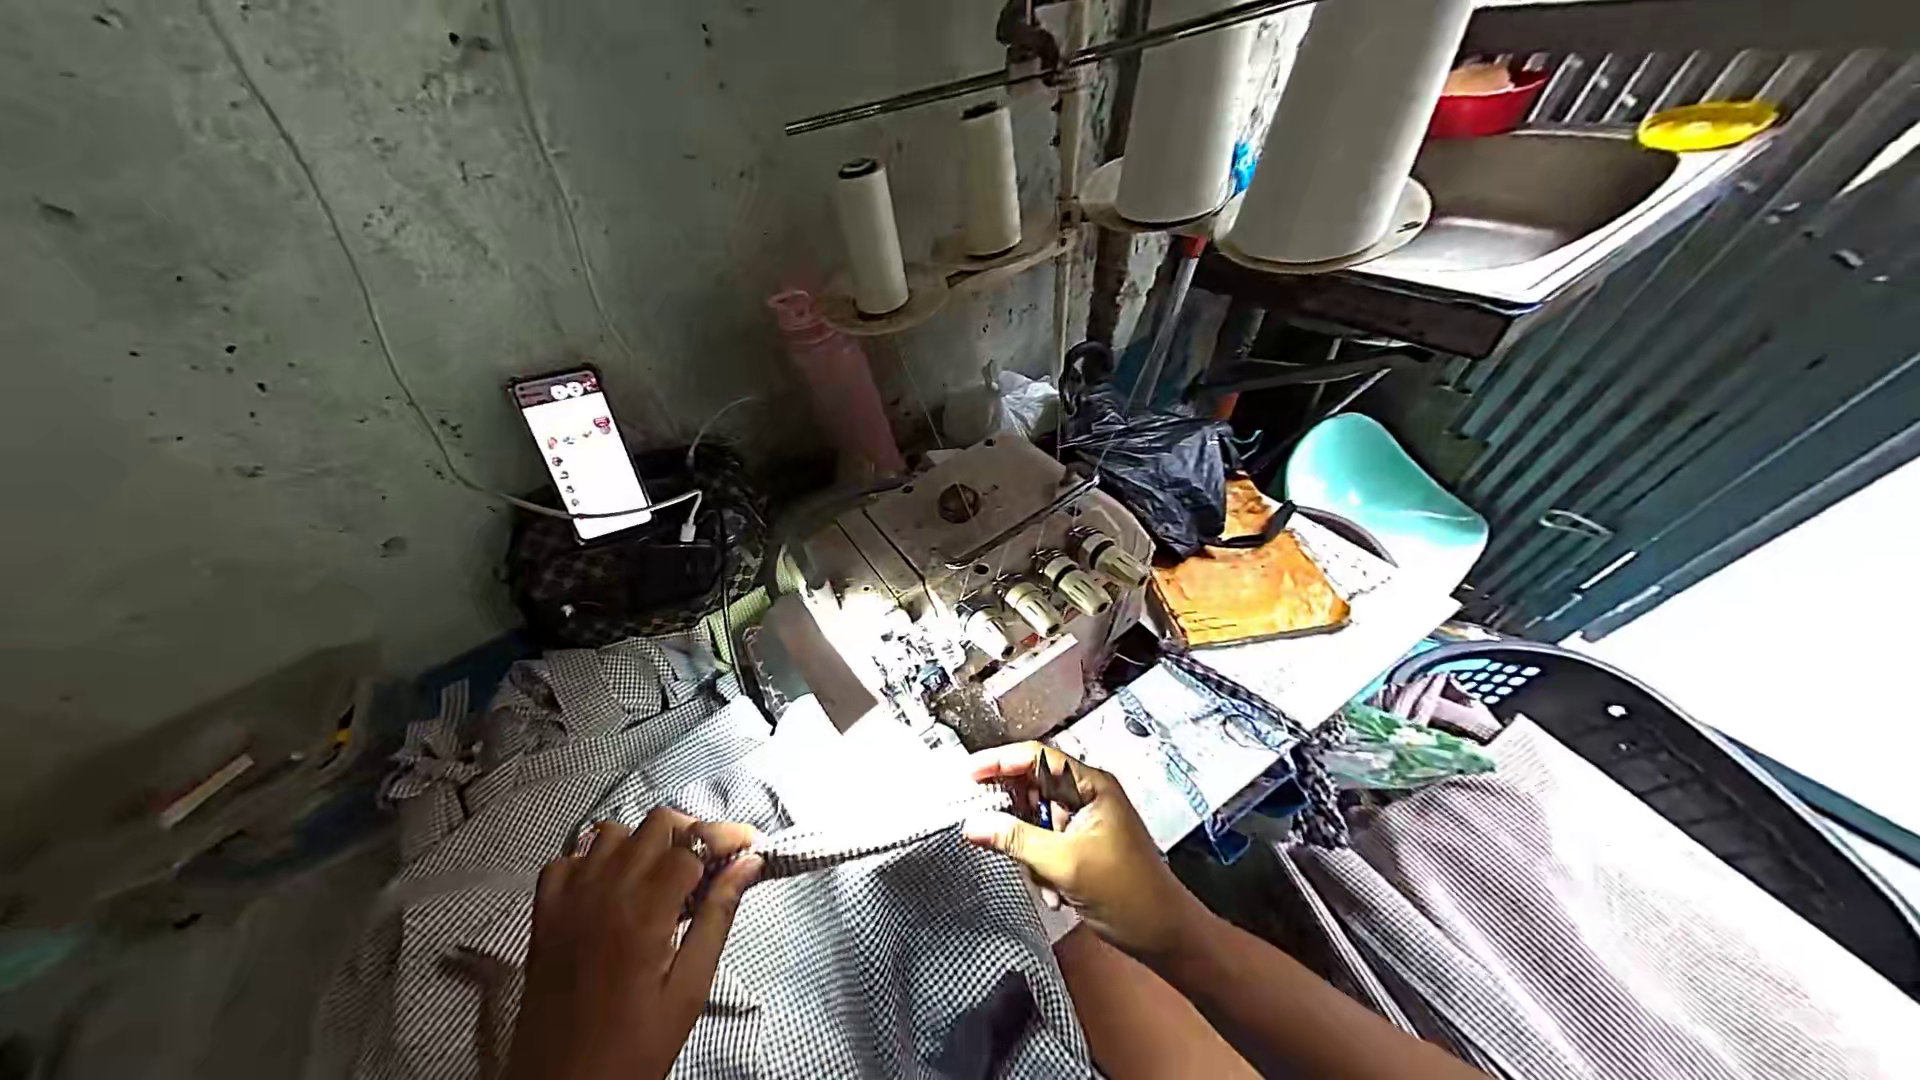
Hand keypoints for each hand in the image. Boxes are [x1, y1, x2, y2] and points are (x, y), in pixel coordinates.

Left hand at [504, 808, 763, 1079]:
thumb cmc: (634, 1049)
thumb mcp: (691, 987)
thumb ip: (720, 914)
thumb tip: (750, 862)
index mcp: (645, 911)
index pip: (695, 843)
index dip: (727, 838)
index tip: (750, 845)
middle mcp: (604, 892)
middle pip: (657, 824)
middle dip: (692, 834)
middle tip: (709, 865)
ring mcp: (568, 900)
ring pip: (614, 831)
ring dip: (645, 843)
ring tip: (662, 876)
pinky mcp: (543, 915)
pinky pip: (570, 858)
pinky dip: (595, 860)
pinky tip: (613, 887)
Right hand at [962, 743, 1210, 959]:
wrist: (1167, 938)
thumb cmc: (1128, 894)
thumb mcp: (1065, 864)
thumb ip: (1016, 840)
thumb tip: (974, 823)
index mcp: (1090, 784)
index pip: (1036, 757)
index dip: (1000, 762)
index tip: (970, 774)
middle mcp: (1086, 795)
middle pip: (1032, 787)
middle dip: (1014, 815)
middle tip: (986, 826)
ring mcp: (1084, 820)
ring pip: (1036, 820)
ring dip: (1030, 850)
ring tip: (1041, 878)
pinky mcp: (1081, 845)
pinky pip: (1045, 843)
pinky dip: (1041, 865)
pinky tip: (1055, 892)